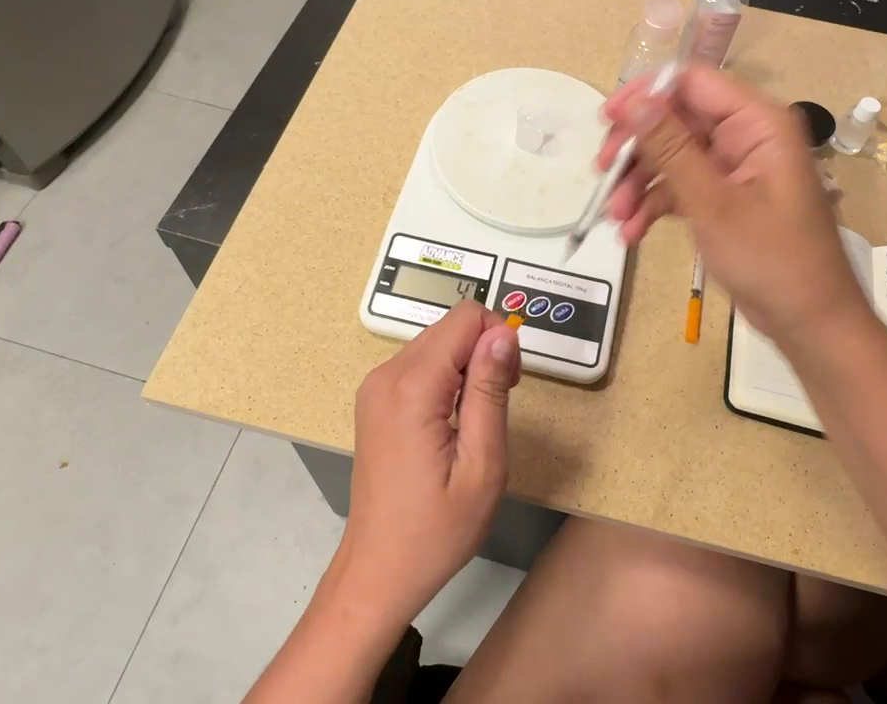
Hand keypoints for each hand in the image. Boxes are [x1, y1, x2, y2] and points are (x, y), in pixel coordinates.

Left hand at [336, 301, 521, 623]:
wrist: (379, 569)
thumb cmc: (437, 529)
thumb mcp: (482, 465)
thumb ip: (491, 391)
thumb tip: (504, 333)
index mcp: (412, 387)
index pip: (466, 317)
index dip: (499, 339)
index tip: (510, 385)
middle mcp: (386, 374)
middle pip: (450, 325)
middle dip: (485, 350)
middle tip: (498, 404)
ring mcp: (375, 385)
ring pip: (437, 341)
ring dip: (467, 364)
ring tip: (476, 418)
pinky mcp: (375, 399)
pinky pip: (420, 362)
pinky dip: (446, 376)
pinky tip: (454, 419)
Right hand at [599, 65, 867, 346]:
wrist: (809, 322)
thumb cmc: (772, 260)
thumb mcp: (713, 203)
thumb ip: (671, 148)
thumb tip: (634, 101)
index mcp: (757, 124)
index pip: (692, 82)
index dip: (646, 94)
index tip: (607, 119)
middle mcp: (745, 137)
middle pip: (675, 120)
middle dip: (636, 148)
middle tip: (602, 172)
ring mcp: (733, 168)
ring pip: (671, 156)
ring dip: (638, 183)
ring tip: (615, 216)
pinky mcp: (724, 197)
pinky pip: (679, 187)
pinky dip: (654, 206)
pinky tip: (632, 232)